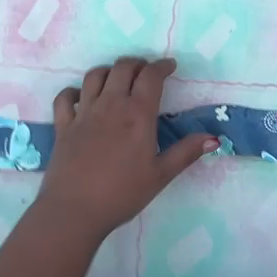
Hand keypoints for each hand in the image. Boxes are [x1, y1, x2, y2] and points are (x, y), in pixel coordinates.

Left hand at [36, 57, 217, 239]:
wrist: (73, 212)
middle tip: (146, 73)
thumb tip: (213, 138)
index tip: (170, 66)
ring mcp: (84, 113)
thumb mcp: (160, 176)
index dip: (162, 66)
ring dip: (109, 71)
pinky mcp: (63, 126)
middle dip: (137, 64)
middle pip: (123, 68)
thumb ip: (186, 153)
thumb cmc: (121, 194)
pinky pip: (65, 97)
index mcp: (137, 114)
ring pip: (95, 76)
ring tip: (117, 80)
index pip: (151, 76)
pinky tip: (81, 97)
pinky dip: (73, 91)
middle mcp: (111, 105)